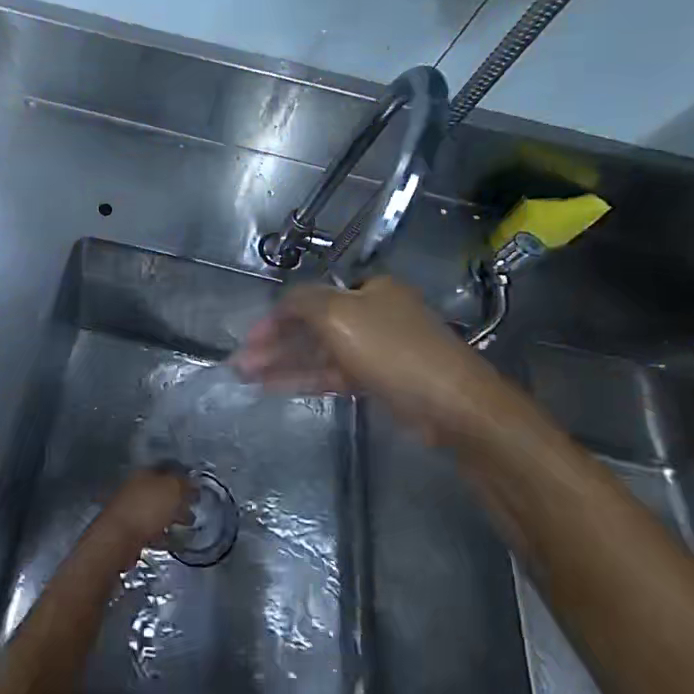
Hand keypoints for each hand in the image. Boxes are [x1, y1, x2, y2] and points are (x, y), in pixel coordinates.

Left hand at [97, 468, 193, 549]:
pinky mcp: (126, 531)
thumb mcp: (172, 490)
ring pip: (154, 511)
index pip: (167, 471)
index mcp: (143, 474)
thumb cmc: (147, 510)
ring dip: (169, 518)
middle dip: (177, 501)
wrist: (118, 540)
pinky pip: (148, 529)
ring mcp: (128, 510)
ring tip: (184, 527)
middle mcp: (134, 488)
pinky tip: (168, 541)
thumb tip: (192, 483)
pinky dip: (160, 533)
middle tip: (192, 510)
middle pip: (160, 492)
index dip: (183, 480)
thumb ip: (183, 484)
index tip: (196, 491)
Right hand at [231, 276, 515, 444]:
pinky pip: (333, 375)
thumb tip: (281, 303)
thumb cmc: (394, 351)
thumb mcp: (340, 315)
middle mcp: (372, 314)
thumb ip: (303, 303)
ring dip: (284, 363)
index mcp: (369, 289)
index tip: (250, 339)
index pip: (311, 297)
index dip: (276, 317)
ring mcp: (376, 349)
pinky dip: (305, 379)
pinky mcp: (380, 381)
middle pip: (313, 326)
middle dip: (275, 344)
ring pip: (320, 353)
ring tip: (247, 378)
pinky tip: (275, 387)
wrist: (452, 404)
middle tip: (241, 364)